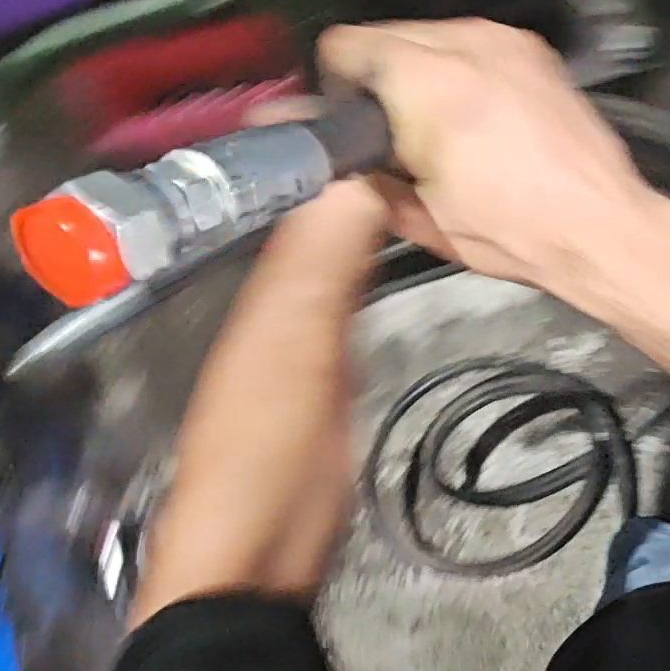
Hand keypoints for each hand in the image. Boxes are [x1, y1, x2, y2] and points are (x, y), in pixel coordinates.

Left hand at [129, 101, 388, 624]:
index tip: (381, 113)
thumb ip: (320, 270)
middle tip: (417, 145)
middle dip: (349, 184)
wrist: (258, 557)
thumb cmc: (267, 452)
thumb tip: (350, 178)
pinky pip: (345, 309)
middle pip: (312, 228)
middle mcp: (270, 307)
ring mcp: (297, 345)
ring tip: (414, 185)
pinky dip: (366, 276)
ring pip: (331, 265)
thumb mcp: (294, 353)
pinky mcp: (325, 380)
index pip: (288, 201)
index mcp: (253, 292)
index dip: (324, 156)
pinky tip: (391, 262)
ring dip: (360, 226)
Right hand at [317, 19, 656, 288]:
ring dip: (422, 74)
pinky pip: (475, 45)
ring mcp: (507, 43)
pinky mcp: (534, 53)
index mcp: (428, 84)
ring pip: (432, 35)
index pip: (344, 45)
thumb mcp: (425, 220)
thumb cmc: (523, 232)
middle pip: (386, 35)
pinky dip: (464, 72)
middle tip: (396, 132)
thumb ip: (372, 179)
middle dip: (381, 80)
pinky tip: (478, 118)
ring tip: (443, 129)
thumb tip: (351, 163)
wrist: (599, 227)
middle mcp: (469, 45)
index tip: (349, 115)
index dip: (337, 85)